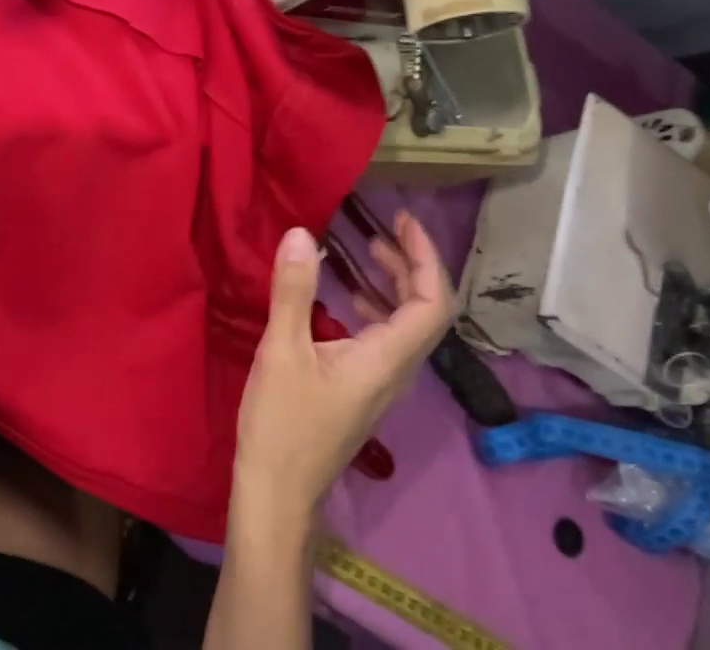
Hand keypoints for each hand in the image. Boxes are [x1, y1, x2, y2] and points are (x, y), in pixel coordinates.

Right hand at [233, 213, 454, 518]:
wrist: (278, 489)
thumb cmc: (282, 422)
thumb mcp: (282, 351)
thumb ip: (293, 292)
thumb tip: (300, 234)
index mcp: (386, 358)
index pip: (432, 302)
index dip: (425, 257)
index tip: (401, 220)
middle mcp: (395, 370)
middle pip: (425, 310)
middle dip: (409, 264)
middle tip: (379, 228)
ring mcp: (381, 383)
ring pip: (406, 325)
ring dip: (392, 284)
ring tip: (363, 252)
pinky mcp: (362, 389)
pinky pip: (384, 338)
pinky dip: (373, 307)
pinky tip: (344, 299)